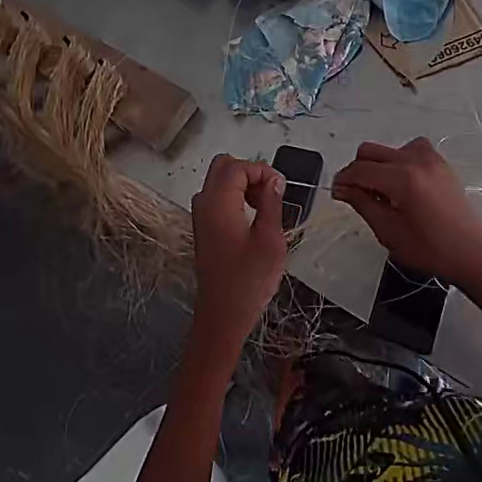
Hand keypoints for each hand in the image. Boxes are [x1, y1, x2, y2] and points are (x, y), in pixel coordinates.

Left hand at [189, 155, 287, 350]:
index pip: (237, 167)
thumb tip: (274, 180)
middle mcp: (203, 204)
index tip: (281, 187)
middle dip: (250, 173)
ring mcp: (200, 216)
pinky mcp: (203, 228)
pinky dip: (235, 198)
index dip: (262, 170)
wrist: (223, 314)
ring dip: (243, 185)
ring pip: (219, 181)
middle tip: (271, 194)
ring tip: (266, 208)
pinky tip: (253, 219)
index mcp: (217, 203)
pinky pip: (217, 198)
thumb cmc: (248, 281)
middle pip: (223, 167)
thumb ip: (271, 203)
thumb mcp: (270, 239)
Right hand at [331, 138, 481, 292]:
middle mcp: (415, 161)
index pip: (359, 169)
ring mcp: (431, 159)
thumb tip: (342, 188)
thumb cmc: (430, 249)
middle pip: (370, 151)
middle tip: (356, 194)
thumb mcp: (388, 231)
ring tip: (382, 191)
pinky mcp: (441, 163)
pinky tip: (401, 184)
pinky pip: (410, 150)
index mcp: (402, 179)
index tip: (337, 193)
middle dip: (357, 170)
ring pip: (389, 148)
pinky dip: (399, 161)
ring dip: (378, 165)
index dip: (343, 180)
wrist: (471, 253)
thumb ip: (363, 204)